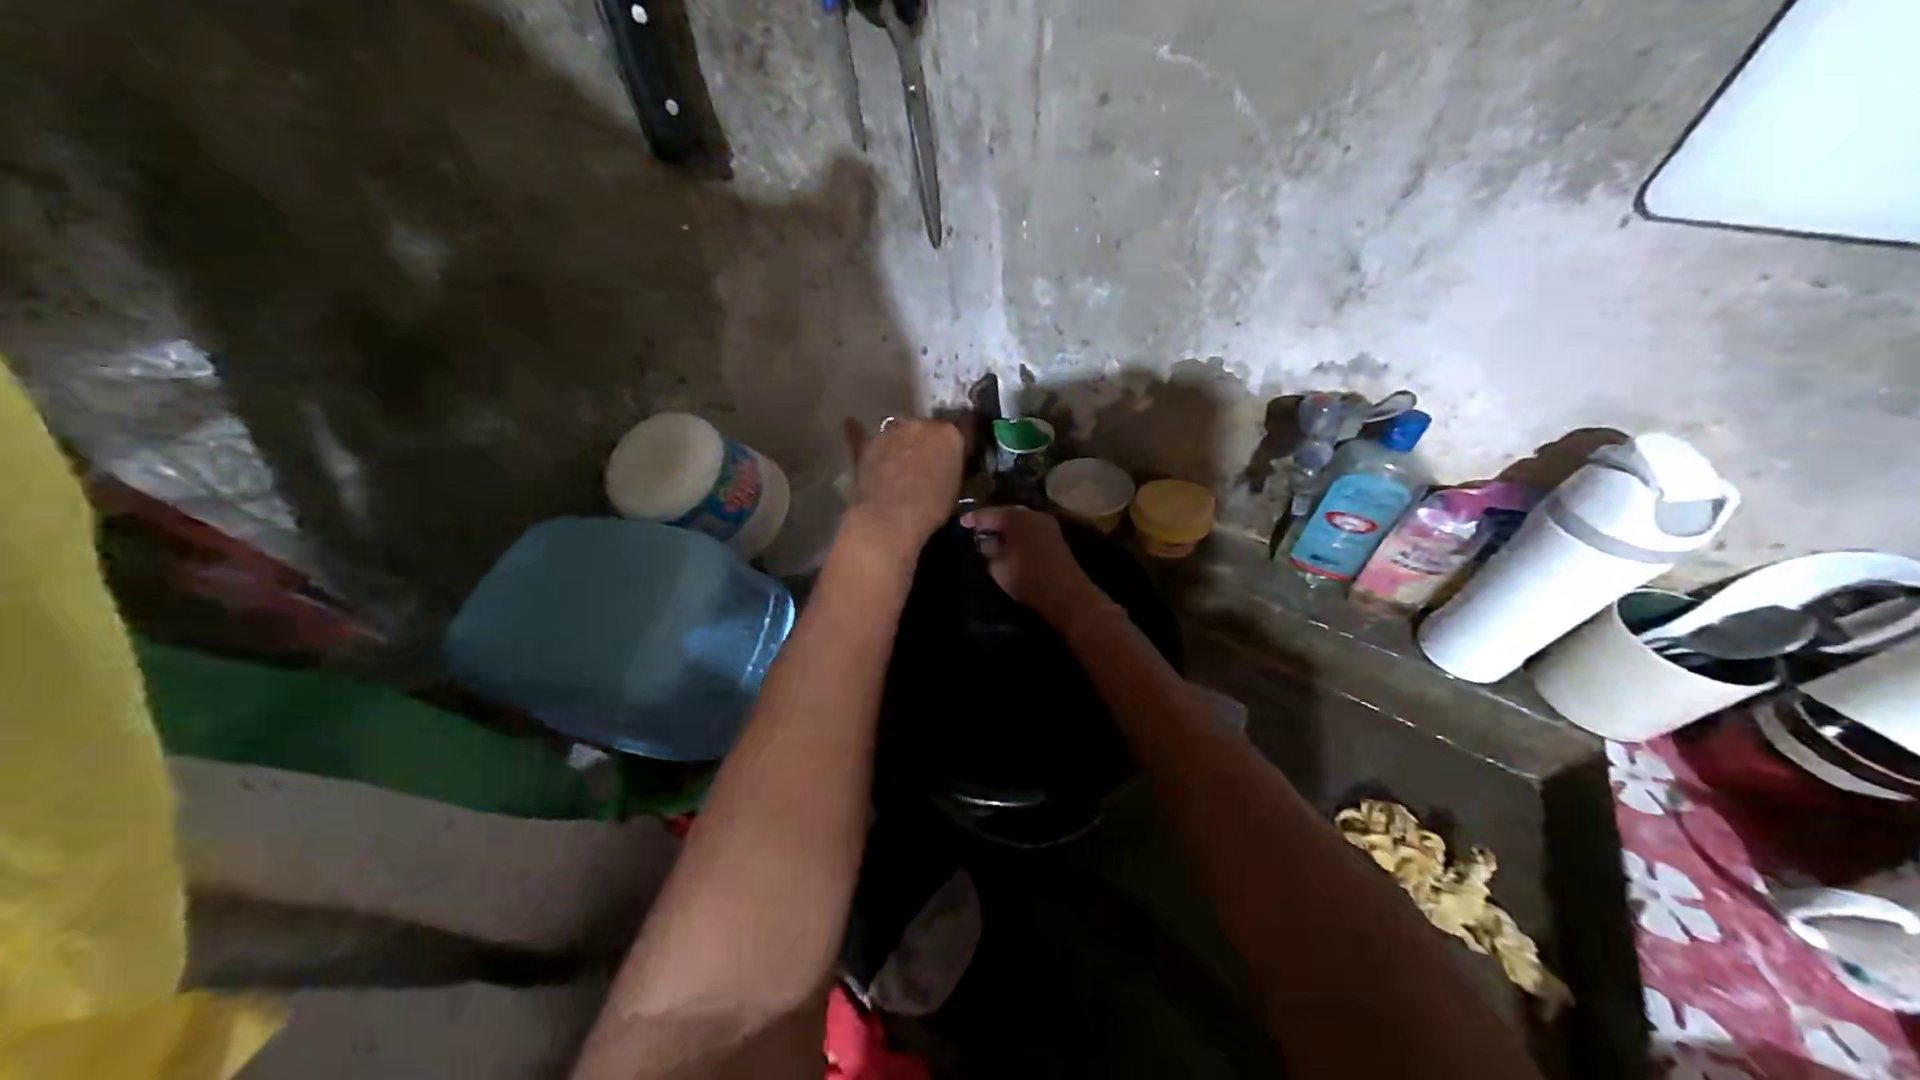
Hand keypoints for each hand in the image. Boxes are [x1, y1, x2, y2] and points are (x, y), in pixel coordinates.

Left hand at [842, 417, 963, 563]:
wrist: (889, 520)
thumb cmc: (931, 509)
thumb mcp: (955, 488)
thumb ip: (952, 464)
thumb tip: (948, 460)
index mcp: (948, 434)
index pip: (960, 431)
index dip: (958, 444)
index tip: (956, 454)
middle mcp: (920, 425)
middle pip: (927, 428)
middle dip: (927, 442)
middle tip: (926, 463)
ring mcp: (891, 432)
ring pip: (899, 431)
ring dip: (901, 442)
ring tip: (898, 464)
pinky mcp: (866, 444)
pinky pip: (862, 434)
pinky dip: (858, 431)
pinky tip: (851, 424)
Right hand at [959, 506, 1109, 627]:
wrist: (1066, 593)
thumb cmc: (1026, 578)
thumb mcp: (997, 566)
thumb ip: (988, 550)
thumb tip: (987, 541)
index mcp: (1015, 517)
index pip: (988, 514)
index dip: (973, 518)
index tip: (961, 522)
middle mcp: (1032, 514)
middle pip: (1006, 513)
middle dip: (992, 521)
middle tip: (977, 528)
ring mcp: (1047, 523)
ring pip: (1020, 521)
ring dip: (1007, 527)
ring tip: (993, 536)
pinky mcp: (1056, 536)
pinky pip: (1030, 529)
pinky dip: (1019, 533)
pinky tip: (1012, 542)